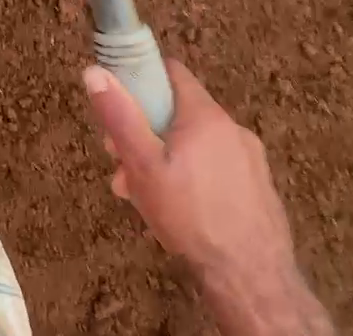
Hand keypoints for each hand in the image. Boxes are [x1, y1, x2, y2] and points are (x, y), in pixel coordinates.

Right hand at [83, 61, 333, 335]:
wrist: (252, 281)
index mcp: (206, 117)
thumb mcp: (141, 163)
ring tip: (142, 193)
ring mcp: (251, 161)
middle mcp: (234, 130)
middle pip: (177, 111)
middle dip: (143, 129)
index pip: (170, 71)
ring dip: (162, 157)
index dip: (139, 78)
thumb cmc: (190, 216)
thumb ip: (118, 115)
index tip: (119, 100)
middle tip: (121, 160)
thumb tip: (94, 71)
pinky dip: (189, 176)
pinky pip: (214, 167)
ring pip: (193, 143)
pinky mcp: (258, 189)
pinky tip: (175, 207)